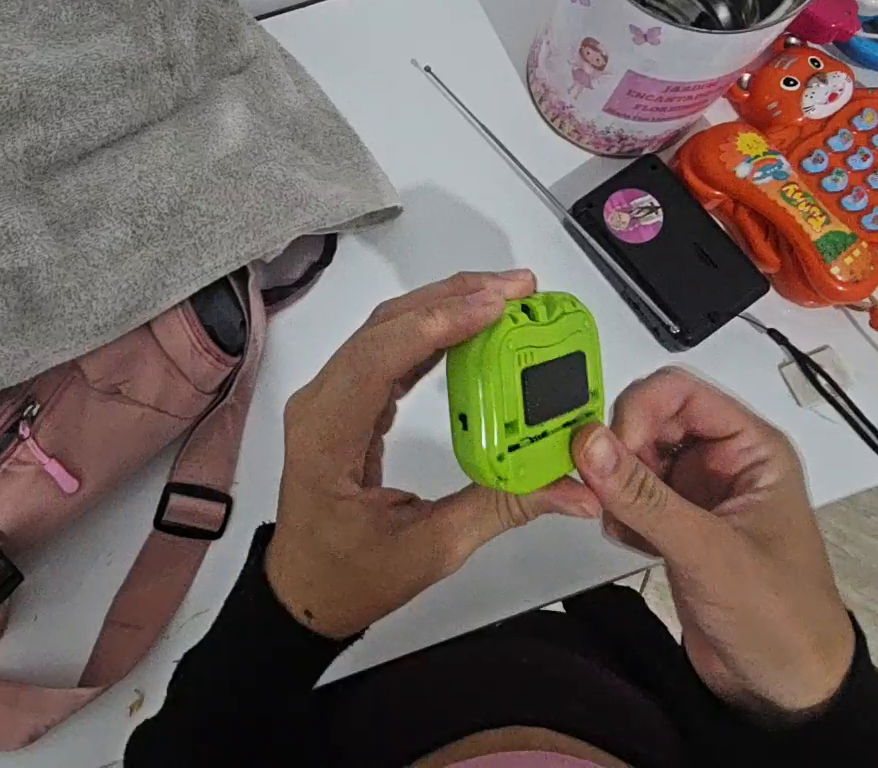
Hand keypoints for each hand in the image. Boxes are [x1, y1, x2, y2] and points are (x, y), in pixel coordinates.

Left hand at [265, 271, 600, 637]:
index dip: (436, 324)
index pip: (377, 357)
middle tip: (517, 288)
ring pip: (387, 331)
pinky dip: (432, 333)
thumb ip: (502, 507)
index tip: (494, 305)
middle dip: (451, 298)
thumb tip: (573, 487)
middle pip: (384, 327)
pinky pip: (389, 351)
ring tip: (504, 297)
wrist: (303, 589)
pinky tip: (470, 326)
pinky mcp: (347, 399)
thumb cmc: (349, 575)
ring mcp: (331, 396)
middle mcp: (321, 401)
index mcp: (326, 434)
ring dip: (444, 307)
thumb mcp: (431, 548)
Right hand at [572, 369, 853, 721]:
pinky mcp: (671, 517)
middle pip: (647, 418)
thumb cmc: (787, 623)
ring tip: (629, 523)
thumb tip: (592, 444)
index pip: (679, 392)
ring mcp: (693, 490)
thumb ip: (645, 497)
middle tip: (604, 487)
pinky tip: (637, 542)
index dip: (638, 410)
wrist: (784, 691)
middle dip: (618, 450)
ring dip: (614, 484)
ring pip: (629, 452)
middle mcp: (719, 461)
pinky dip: (616, 510)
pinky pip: (623, 489)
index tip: (610, 447)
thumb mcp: (711, 553)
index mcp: (750, 449)